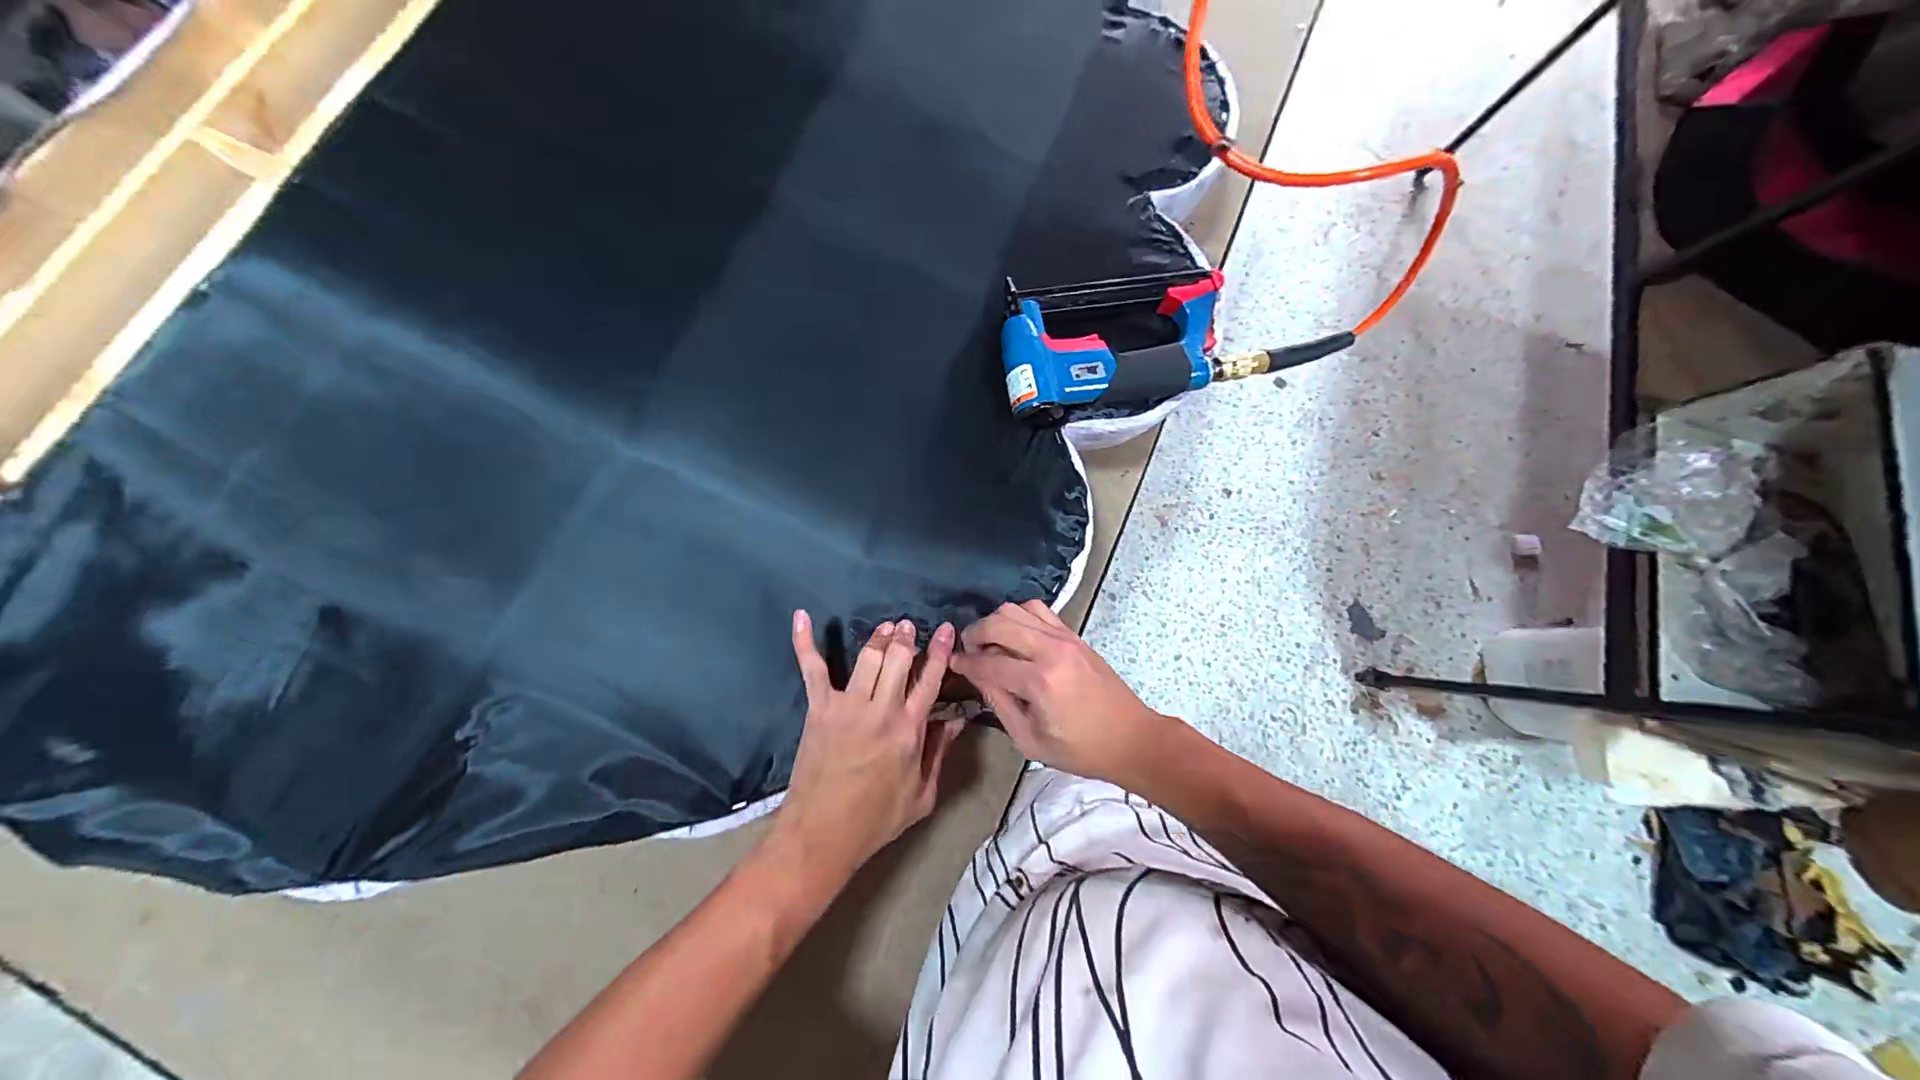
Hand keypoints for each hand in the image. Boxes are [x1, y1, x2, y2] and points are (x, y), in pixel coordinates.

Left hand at [768, 611, 963, 881]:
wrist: (822, 833)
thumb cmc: (876, 819)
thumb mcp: (922, 795)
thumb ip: (939, 753)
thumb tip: (956, 720)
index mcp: (909, 729)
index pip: (930, 679)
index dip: (940, 651)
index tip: (945, 629)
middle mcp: (881, 710)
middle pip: (899, 659)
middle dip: (907, 638)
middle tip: (909, 627)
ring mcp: (847, 706)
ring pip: (868, 657)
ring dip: (879, 637)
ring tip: (887, 627)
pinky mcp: (819, 709)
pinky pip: (812, 669)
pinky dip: (805, 641)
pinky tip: (802, 617)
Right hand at [948, 600, 1173, 785]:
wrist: (1131, 738)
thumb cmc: (1080, 749)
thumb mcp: (1030, 740)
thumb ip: (999, 704)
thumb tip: (977, 676)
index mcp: (1040, 682)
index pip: (988, 662)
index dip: (964, 662)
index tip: (952, 663)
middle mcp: (1051, 651)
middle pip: (998, 623)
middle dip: (975, 634)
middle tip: (970, 652)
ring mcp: (1065, 638)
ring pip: (1017, 608)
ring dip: (997, 623)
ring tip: (993, 644)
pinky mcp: (1074, 635)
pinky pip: (1038, 610)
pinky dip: (1020, 617)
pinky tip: (1017, 638)